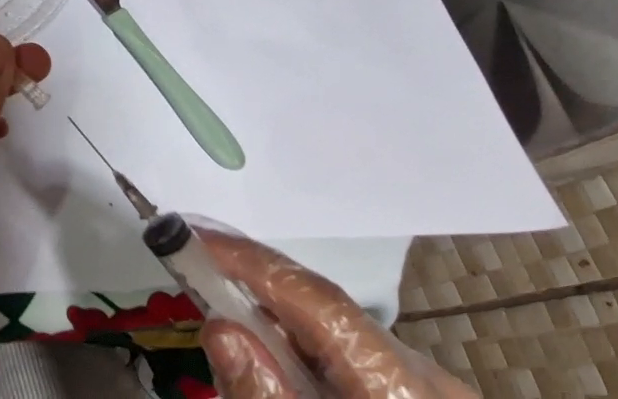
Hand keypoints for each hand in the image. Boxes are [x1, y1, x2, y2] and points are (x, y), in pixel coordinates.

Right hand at [199, 231, 477, 398]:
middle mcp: (429, 376)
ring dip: (271, 314)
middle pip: (324, 309)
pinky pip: (345, 351)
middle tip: (187, 260)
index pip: (322, 303)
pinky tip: (267, 350)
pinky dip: (298, 342)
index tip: (188, 234)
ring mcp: (430, 386)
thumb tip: (220, 326)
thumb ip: (265, 397)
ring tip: (215, 302)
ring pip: (333, 329)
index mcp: (405, 388)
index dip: (251, 262)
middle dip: (253, 282)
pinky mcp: (417, 394)